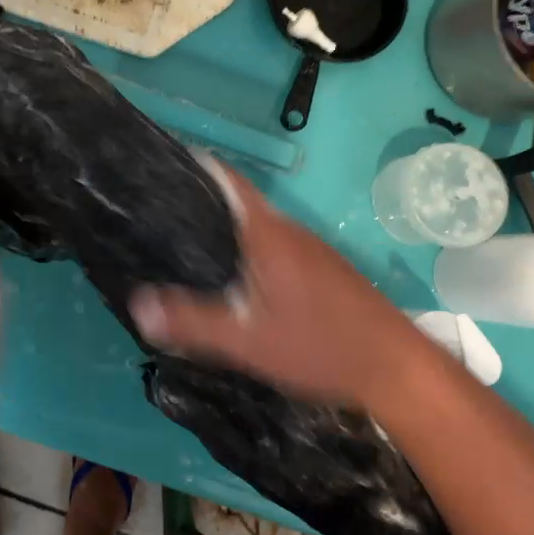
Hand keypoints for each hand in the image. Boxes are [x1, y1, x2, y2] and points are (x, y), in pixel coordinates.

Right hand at [128, 158, 414, 405]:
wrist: (397, 368)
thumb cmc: (320, 346)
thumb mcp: (247, 341)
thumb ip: (192, 322)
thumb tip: (137, 304)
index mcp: (266, 231)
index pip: (225, 178)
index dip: (191, 166)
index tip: (156, 166)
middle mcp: (288, 229)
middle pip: (236, 201)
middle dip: (197, 202)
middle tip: (154, 214)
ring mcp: (310, 248)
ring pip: (255, 226)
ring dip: (221, 227)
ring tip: (181, 242)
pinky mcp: (322, 269)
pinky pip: (271, 245)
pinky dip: (244, 249)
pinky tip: (230, 277)